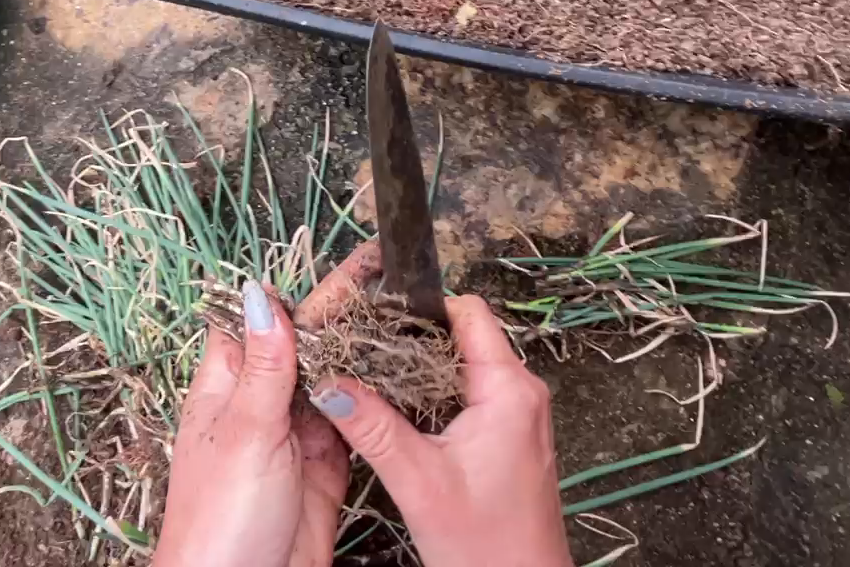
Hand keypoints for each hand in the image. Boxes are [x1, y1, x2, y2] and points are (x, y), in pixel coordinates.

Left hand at [154, 242, 383, 566]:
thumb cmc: (221, 519)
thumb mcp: (244, 430)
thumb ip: (264, 365)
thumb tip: (260, 293)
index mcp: (227, 384)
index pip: (260, 320)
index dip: (297, 292)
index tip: (344, 266)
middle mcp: (260, 402)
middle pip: (302, 345)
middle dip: (338, 315)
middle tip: (385, 281)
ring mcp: (293, 433)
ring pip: (329, 379)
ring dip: (358, 353)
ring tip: (399, 315)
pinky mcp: (324, 464)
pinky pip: (349, 419)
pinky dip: (369, 398)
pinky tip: (396, 374)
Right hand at [308, 294, 572, 566]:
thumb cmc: (486, 547)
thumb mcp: (419, 482)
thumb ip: (372, 428)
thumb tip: (327, 385)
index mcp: (508, 388)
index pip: (467, 311)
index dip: (422, 306)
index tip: (378, 316)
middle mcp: (522, 390)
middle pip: (463, 333)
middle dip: (414, 335)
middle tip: (366, 344)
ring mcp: (519, 411)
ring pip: (464, 361)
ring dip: (423, 364)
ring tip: (377, 371)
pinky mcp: (511, 432)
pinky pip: (471, 389)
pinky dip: (436, 388)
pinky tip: (402, 405)